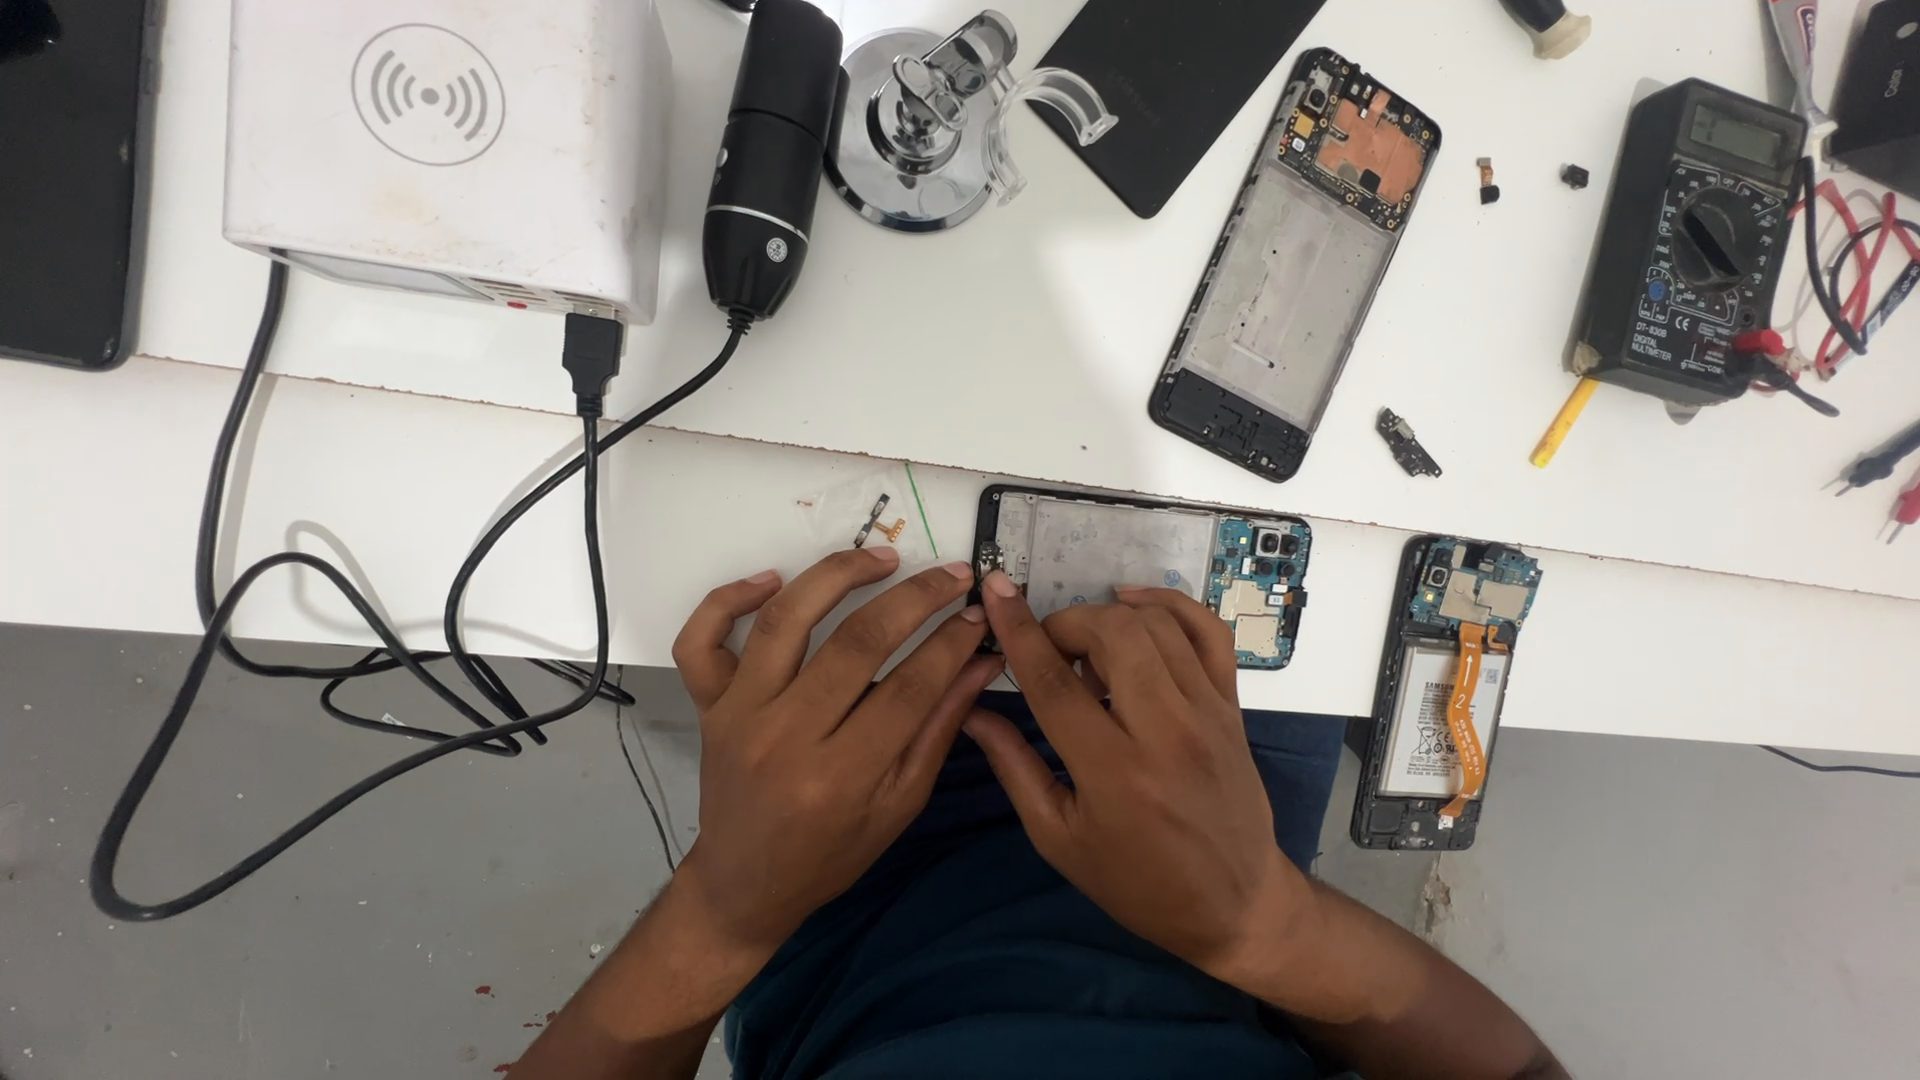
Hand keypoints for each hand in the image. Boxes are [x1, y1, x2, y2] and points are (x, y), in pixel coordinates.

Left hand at [668, 547, 1003, 953]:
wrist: (745, 885)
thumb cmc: (831, 854)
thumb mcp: (900, 804)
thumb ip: (940, 727)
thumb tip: (982, 662)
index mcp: (841, 777)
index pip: (910, 688)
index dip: (952, 643)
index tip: (978, 613)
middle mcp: (785, 737)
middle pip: (857, 644)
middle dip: (915, 599)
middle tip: (952, 575)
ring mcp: (739, 714)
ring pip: (784, 622)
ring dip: (837, 576)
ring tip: (882, 556)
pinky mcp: (708, 704)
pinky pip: (701, 639)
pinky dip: (727, 598)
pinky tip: (772, 578)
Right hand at [965, 574, 1310, 979]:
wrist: (1235, 905)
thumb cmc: (1137, 882)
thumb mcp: (1058, 838)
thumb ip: (1013, 766)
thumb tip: (969, 712)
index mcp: (1113, 773)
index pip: (1055, 682)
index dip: (1018, 631)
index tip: (996, 591)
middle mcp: (1166, 732)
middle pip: (1113, 634)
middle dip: (1067, 623)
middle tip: (1049, 648)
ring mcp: (1207, 712)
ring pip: (1156, 624)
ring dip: (1108, 617)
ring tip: (1089, 649)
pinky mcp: (1232, 705)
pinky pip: (1208, 631)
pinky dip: (1171, 603)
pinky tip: (1136, 604)